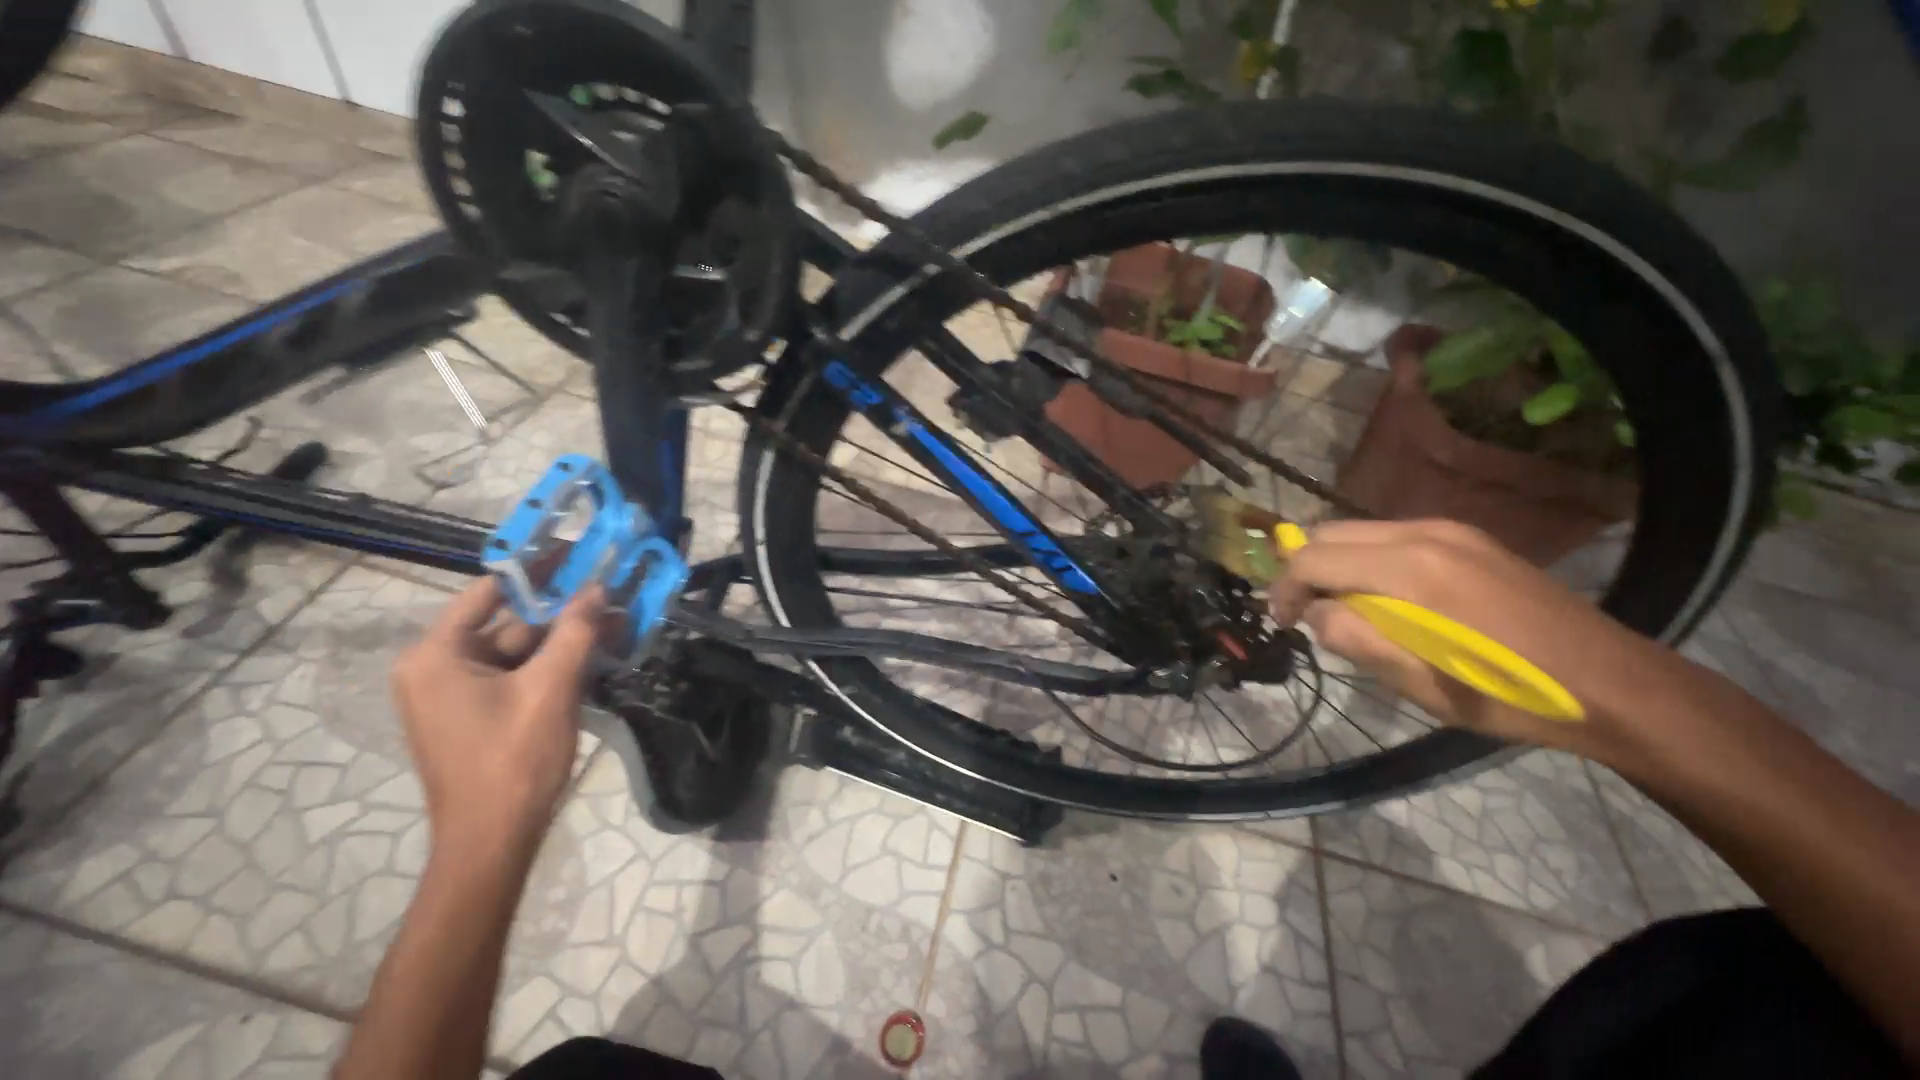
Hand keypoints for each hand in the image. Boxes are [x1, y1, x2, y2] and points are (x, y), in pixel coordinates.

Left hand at [390, 578, 603, 851]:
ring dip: (561, 642)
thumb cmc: (512, 761)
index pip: (490, 592)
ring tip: (612, 624)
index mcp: (436, 655)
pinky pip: (513, 678)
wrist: (492, 843)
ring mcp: (451, 696)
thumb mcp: (550, 689)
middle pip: (507, 624)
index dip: (537, 571)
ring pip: (515, 653)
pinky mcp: (471, 717)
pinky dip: (549, 669)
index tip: (577, 551)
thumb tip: (597, 587)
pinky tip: (592, 658)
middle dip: (560, 613)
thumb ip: (574, 632)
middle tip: (608, 593)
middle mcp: (433, 668)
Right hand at [1269, 519, 1689, 756]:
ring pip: (1363, 532)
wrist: (1611, 683)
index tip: (1283, 622)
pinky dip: (1373, 562)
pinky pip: (1397, 538)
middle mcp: (1425, 533)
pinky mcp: (1472, 541)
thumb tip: (1316, 612)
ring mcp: (1453, 532)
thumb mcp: (1421, 682)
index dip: (1284, 588)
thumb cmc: (1508, 694)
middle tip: (1307, 617)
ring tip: (1349, 613)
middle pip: (1331, 533)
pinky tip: (1392, 602)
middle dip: (1306, 571)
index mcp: (1409, 569)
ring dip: (1340, 566)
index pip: (1314, 557)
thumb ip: (1356, 638)